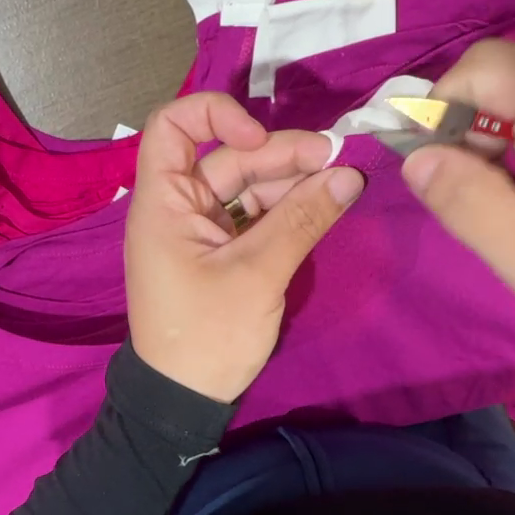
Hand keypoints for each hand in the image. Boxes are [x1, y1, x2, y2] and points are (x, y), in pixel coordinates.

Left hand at [125, 93, 365, 402]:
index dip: (215, 115)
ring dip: (289, 182)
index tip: (258, 139)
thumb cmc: (207, 336)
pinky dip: (282, 211)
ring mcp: (198, 233)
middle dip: (279, 154)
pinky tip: (320, 206)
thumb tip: (350, 174)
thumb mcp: (257, 275)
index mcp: (163, 205)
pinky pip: (251, 219)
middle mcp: (177, 210)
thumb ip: (302, 219)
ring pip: (245, 188)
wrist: (183, 400)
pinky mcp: (218, 256)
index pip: (172, 127)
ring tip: (338, 183)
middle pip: (226, 158)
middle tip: (335, 160)